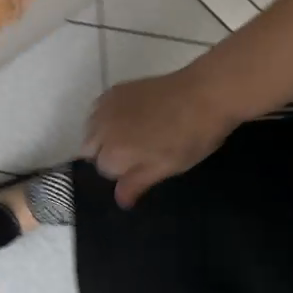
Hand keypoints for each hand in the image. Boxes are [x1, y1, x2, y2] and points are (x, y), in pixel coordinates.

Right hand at [82, 68, 240, 207]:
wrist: (202, 94)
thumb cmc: (191, 137)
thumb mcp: (169, 166)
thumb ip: (138, 183)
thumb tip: (119, 201)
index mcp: (114, 152)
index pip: (104, 170)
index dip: (123, 173)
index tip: (144, 168)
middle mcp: (99, 130)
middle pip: (89, 149)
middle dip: (107, 154)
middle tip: (137, 152)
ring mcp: (102, 108)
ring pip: (91, 129)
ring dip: (104, 136)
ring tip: (134, 133)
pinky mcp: (109, 92)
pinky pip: (98, 111)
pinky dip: (108, 118)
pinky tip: (132, 116)